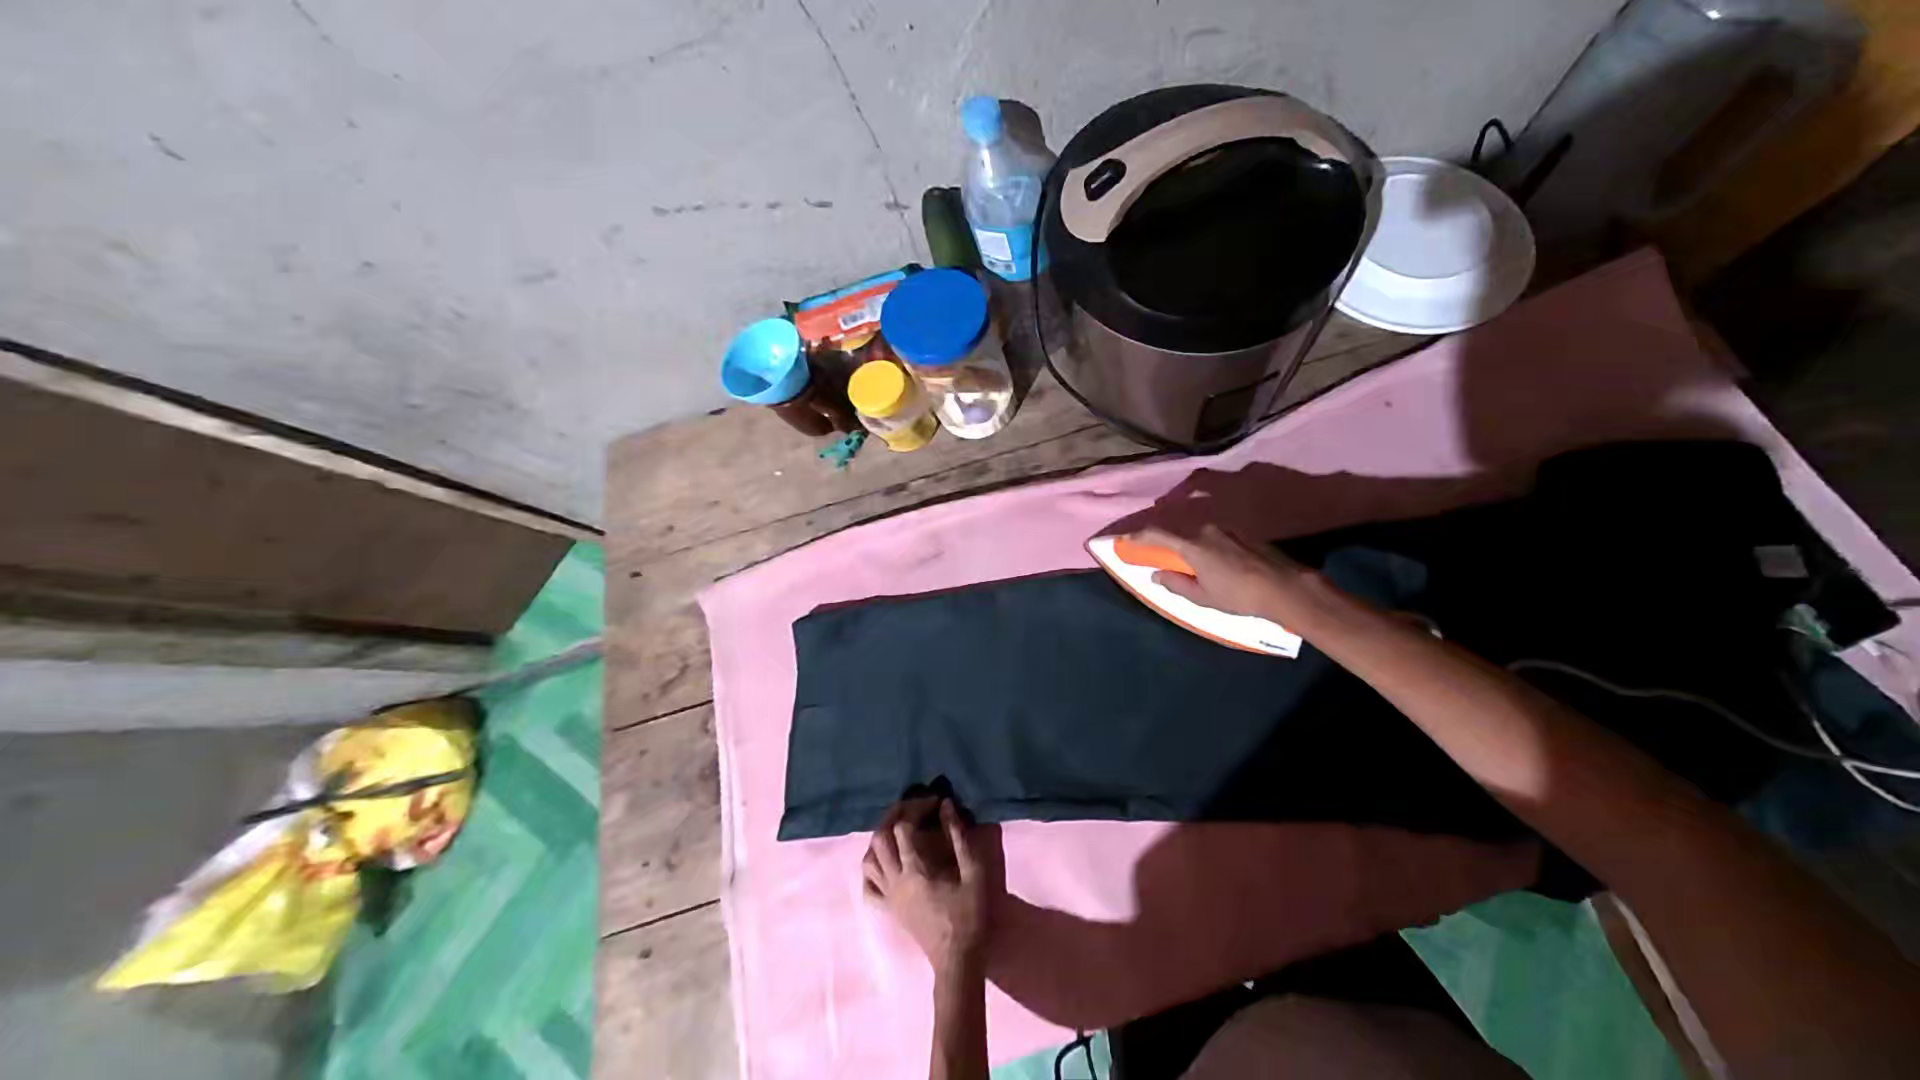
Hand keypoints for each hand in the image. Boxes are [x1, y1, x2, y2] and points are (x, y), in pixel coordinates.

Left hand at [862, 797, 989, 974]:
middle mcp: (895, 880)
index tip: (934, 801)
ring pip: (869, 859)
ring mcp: (888, 896)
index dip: (916, 808)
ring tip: (897, 828)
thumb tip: (946, 806)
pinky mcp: (888, 910)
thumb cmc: (969, 916)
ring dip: (879, 837)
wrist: (958, 960)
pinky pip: (868, 886)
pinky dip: (871, 869)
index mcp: (915, 870)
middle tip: (911, 805)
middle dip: (893, 814)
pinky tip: (883, 862)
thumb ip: (959, 837)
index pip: (904, 827)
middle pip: (880, 838)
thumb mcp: (974, 873)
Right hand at [1123, 523, 1310, 621]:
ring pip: (1199, 535)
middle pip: (1179, 533)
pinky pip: (1215, 537)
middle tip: (1159, 556)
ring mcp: (1227, 529)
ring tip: (1190, 563)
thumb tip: (1157, 574)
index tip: (1123, 539)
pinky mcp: (1243, 534)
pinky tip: (1215, 564)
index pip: (1157, 535)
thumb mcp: (1203, 596)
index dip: (1137, 536)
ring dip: (1189, 546)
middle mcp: (1207, 530)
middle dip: (1166, 544)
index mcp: (1192, 545)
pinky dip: (1207, 547)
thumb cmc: (1239, 595)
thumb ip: (1176, 583)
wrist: (1285, 587)